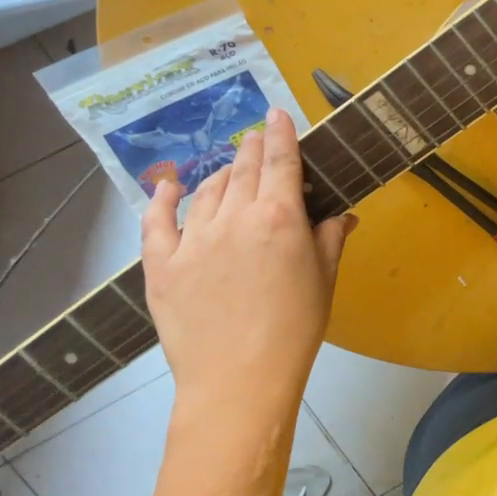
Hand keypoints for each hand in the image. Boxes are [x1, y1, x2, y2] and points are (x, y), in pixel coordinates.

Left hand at [141, 108, 354, 408]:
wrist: (239, 382)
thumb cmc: (296, 328)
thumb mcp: (324, 277)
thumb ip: (329, 238)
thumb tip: (338, 215)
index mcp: (280, 217)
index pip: (280, 161)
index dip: (281, 133)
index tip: (277, 113)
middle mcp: (235, 218)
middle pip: (243, 169)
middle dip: (252, 148)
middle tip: (257, 138)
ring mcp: (193, 241)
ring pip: (207, 191)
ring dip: (221, 173)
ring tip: (230, 170)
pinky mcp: (161, 267)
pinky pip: (157, 223)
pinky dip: (163, 199)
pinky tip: (169, 185)